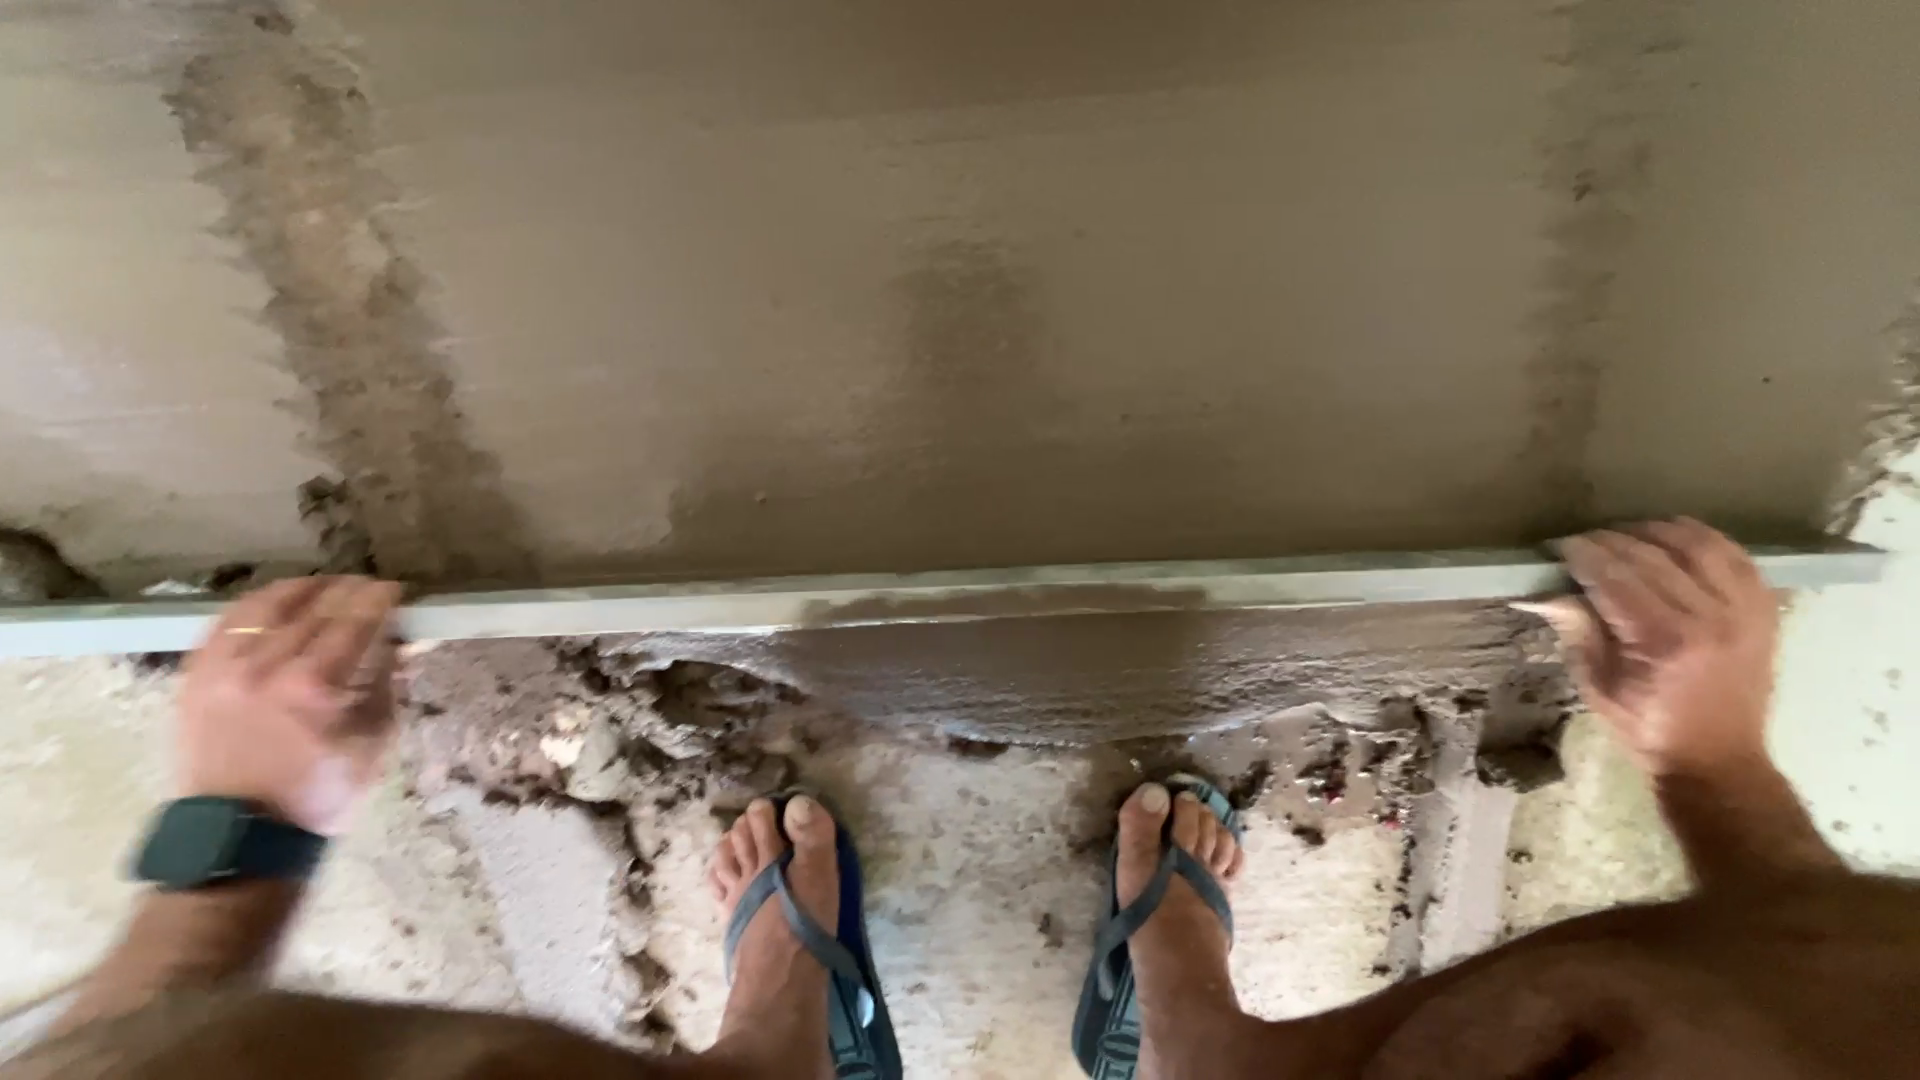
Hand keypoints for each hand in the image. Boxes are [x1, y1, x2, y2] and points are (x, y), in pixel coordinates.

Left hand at [176, 576, 404, 834]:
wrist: (242, 834)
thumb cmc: (325, 789)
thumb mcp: (376, 736)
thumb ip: (387, 680)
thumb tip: (404, 639)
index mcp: (316, 685)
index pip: (355, 618)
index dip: (380, 597)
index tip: (397, 589)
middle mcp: (266, 668)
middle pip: (314, 605)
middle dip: (348, 590)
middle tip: (370, 588)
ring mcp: (222, 671)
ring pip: (266, 605)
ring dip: (303, 589)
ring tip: (325, 587)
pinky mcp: (195, 678)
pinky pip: (226, 623)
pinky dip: (257, 606)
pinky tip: (278, 603)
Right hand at [1520, 518, 1778, 777]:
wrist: (1717, 756)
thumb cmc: (1644, 724)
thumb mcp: (1594, 682)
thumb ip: (1576, 629)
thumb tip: (1539, 593)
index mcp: (1662, 639)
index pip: (1615, 575)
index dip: (1582, 554)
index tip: (1556, 546)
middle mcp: (1710, 617)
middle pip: (1653, 555)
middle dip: (1610, 540)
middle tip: (1580, 542)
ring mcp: (1744, 611)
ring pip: (1699, 546)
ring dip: (1656, 531)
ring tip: (1625, 534)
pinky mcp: (1764, 611)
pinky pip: (1736, 558)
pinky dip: (1703, 540)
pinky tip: (1674, 540)